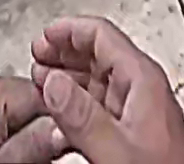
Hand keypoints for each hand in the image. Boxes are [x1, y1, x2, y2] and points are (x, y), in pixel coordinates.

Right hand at [9, 16, 183, 163]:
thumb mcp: (116, 152)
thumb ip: (82, 115)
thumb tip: (52, 81)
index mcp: (144, 81)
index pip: (101, 34)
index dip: (68, 30)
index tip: (43, 38)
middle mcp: (144, 92)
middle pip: (98, 54)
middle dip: (64, 52)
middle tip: (38, 57)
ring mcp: (142, 115)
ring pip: (98, 81)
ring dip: (68, 78)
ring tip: (43, 83)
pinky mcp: (137, 138)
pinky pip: (102, 108)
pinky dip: (78, 105)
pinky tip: (62, 116)